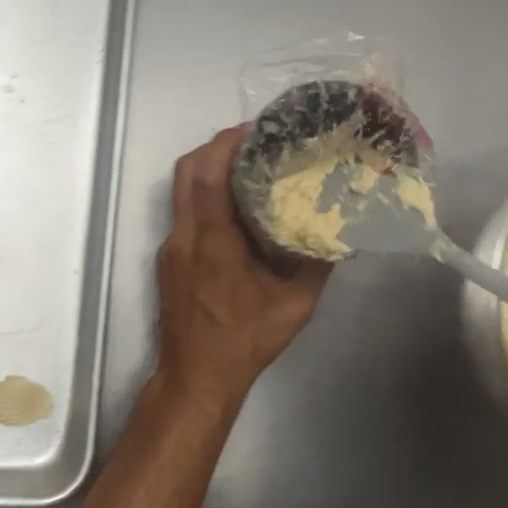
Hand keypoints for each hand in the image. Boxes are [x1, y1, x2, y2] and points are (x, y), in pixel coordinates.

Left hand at [155, 126, 332, 409]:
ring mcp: (171, 248)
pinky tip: (234, 209)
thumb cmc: (244, 342)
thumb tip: (338, 232)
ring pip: (180, 191)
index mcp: (213, 244)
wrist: (195, 378)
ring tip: (247, 167)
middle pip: (185, 172)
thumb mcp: (294, 307)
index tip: (253, 129)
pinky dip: (204, 197)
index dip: (225, 144)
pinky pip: (184, 213)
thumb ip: (316, 266)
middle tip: (252, 141)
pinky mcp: (169, 260)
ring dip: (208, 170)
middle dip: (215, 147)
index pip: (207, 177)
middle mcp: (185, 237)